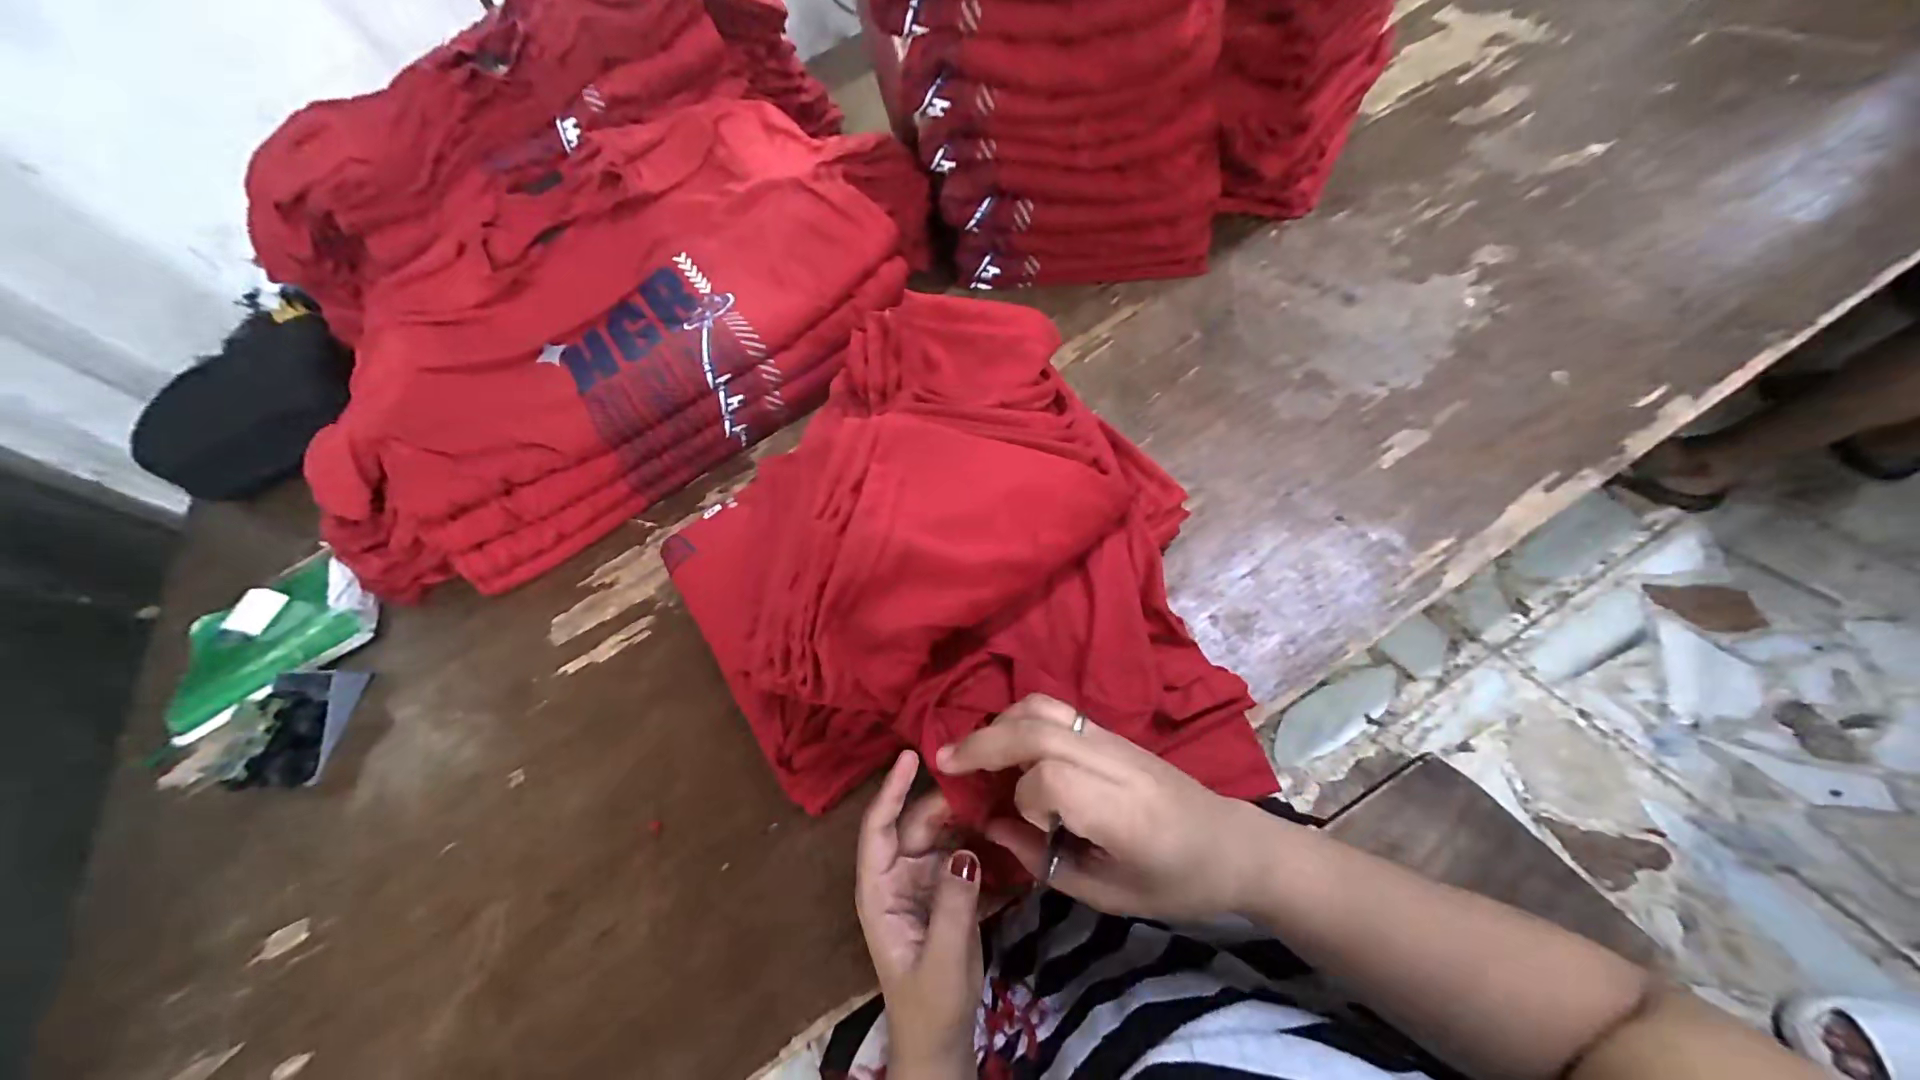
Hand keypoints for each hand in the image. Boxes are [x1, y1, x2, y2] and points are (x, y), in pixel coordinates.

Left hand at [855, 750, 982, 1078]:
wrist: (942, 1042)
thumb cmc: (930, 1006)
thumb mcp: (943, 960)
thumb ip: (954, 906)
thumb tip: (966, 851)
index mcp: (879, 890)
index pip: (877, 829)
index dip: (891, 791)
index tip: (910, 756)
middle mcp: (897, 876)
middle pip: (917, 824)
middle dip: (946, 802)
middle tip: (985, 781)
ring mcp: (923, 880)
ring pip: (942, 834)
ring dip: (967, 817)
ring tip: (999, 795)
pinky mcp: (946, 889)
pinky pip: (962, 852)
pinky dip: (980, 839)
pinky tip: (1004, 826)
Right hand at [937, 694, 1282, 920]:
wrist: (1232, 843)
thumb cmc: (1176, 882)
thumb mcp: (1109, 894)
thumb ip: (1044, 861)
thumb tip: (990, 826)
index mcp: (1124, 812)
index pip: (1052, 778)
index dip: (1024, 798)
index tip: (1025, 824)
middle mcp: (1115, 761)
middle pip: (1038, 728)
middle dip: (984, 741)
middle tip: (945, 760)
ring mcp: (1114, 738)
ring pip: (1045, 707)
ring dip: (999, 722)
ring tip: (972, 750)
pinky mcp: (1111, 730)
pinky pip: (1056, 710)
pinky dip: (1020, 718)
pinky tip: (1005, 741)